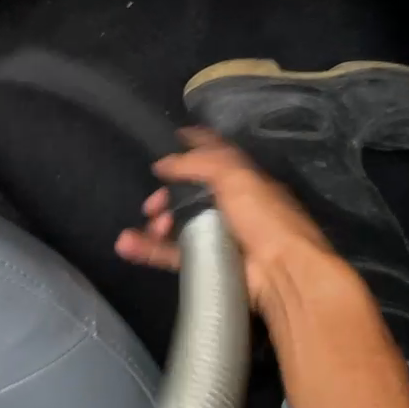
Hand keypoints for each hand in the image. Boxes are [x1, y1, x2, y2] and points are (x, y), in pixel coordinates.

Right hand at [115, 129, 350, 314]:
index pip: (218, 156)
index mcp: (245, 183)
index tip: (175, 135)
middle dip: (166, 195)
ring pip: (177, 224)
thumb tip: (164, 162)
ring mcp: (219, 236)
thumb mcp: (235, 178)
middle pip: (190, 195)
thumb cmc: (264, 218)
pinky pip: (170, 253)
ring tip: (152, 225)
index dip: (198, 143)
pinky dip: (147, 248)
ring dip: (157, 222)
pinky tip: (127, 243)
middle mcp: (232, 208)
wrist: (281, 272)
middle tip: (152, 203)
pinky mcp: (206, 262)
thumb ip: (198, 164)